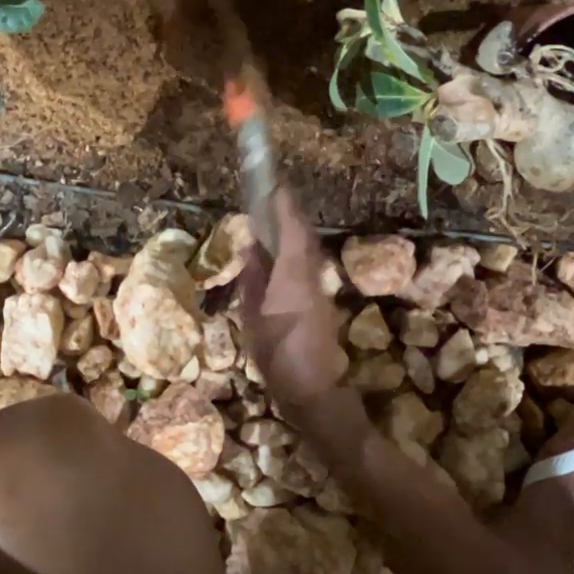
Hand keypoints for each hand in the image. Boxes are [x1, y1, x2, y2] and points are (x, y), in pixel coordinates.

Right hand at [237, 190, 348, 409]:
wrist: (312, 390)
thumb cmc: (276, 355)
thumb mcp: (252, 317)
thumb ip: (252, 279)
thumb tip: (251, 248)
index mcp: (292, 275)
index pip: (292, 228)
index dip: (284, 204)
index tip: (274, 183)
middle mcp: (311, 275)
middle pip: (304, 235)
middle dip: (290, 212)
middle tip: (271, 196)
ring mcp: (320, 288)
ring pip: (308, 249)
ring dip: (294, 230)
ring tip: (273, 220)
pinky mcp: (322, 300)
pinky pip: (308, 264)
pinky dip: (295, 250)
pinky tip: (280, 255)